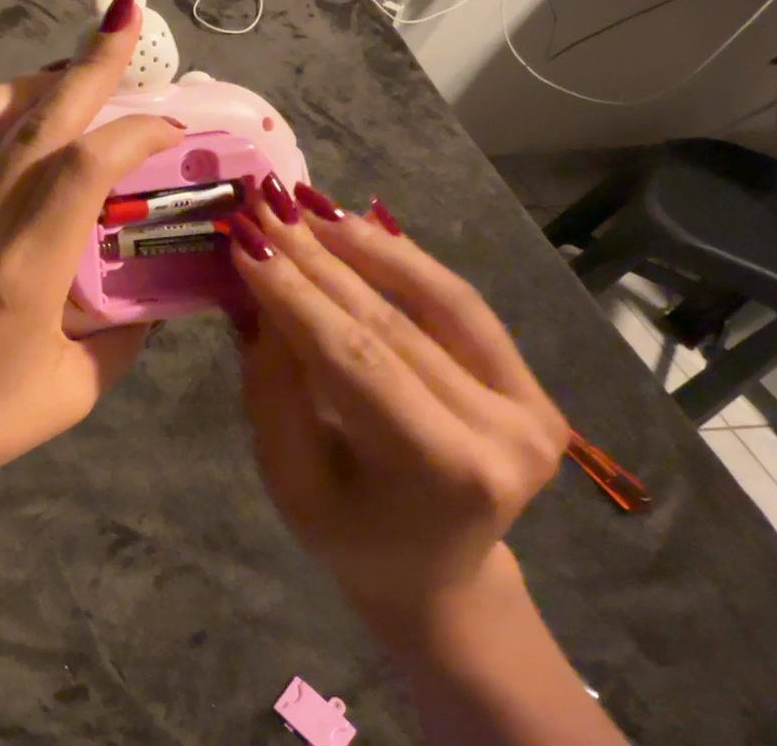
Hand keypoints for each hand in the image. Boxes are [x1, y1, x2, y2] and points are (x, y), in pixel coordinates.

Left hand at [0, 0, 182, 511]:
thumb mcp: (68, 392)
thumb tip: (148, 294)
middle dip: (93, 65)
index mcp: (23, 269)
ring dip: (39, 81)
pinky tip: (16, 113)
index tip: (174, 127)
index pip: (86, 168)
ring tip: (76, 68)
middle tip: (128, 18)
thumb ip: (121, 338)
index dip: (137, 132)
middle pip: (42, 122)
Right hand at [223, 188, 570, 615]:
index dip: (293, 292)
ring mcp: (532, 404)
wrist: (435, 572)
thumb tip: (256, 299)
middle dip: (316, 257)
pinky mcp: (533, 383)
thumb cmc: (344, 533)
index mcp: (440, 471)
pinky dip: (407, 260)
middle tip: (262, 207)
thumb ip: (274, 389)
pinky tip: (356, 226)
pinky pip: (462, 306)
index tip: (243, 239)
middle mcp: (503, 432)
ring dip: (364, 244)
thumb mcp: (287, 477)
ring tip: (305, 204)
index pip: (354, 357)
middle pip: (392, 322)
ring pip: (438, 300)